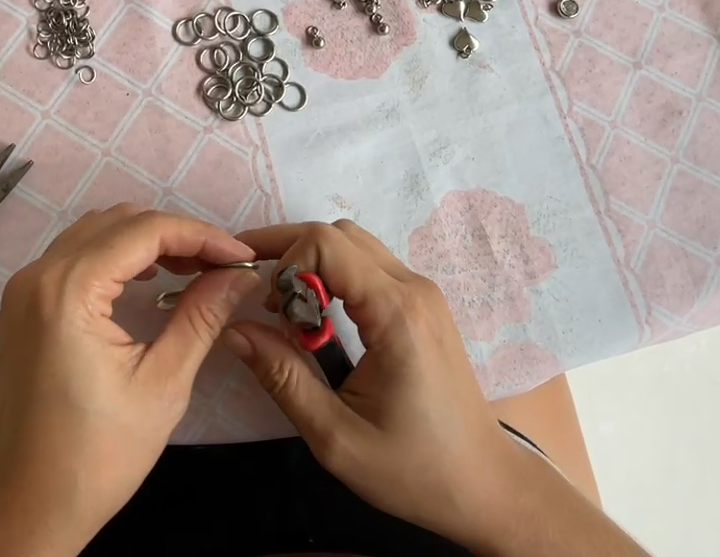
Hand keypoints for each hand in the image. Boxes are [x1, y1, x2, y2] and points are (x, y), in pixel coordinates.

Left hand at [0, 205, 260, 556]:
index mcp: (68, 289)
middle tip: (220, 265)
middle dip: (176, 235)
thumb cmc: (94, 457)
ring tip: (193, 270)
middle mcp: (39, 273)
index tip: (241, 256)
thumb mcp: (162, 385)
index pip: (145, 230)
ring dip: (146, 241)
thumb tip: (240, 274)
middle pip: (119, 222)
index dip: (200, 235)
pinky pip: (76, 255)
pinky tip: (148, 279)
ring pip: (96, 232)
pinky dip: (116, 256)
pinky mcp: (22, 304)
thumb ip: (202, 316)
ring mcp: (24, 287)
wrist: (21, 510)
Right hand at [226, 220, 645, 556]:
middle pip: (337, 233)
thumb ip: (283, 377)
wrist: (486, 487)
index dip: (285, 262)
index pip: (326, 242)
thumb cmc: (414, 469)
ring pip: (352, 241)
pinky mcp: (422, 303)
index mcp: (396, 313)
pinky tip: (318, 312)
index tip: (270, 310)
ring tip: (286, 307)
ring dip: (311, 261)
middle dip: (290, 253)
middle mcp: (412, 287)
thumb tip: (233, 330)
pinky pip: (368, 262)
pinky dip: (333, 272)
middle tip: (263, 297)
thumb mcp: (336, 437)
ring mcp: (422, 291)